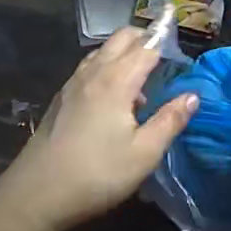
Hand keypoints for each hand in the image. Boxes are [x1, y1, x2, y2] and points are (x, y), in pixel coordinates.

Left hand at [0, 27, 199, 230]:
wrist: (38, 191)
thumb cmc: (98, 173)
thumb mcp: (144, 153)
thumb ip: (170, 120)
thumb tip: (192, 95)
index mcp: (116, 81)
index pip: (146, 46)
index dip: (166, 41)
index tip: (182, 47)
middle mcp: (92, 73)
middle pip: (120, 39)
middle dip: (144, 38)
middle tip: (165, 57)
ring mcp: (72, 84)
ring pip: (101, 52)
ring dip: (123, 53)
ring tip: (141, 79)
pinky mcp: (61, 99)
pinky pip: (88, 69)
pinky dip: (106, 68)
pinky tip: (113, 98)